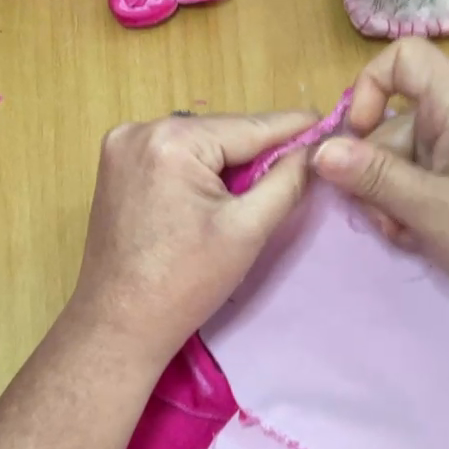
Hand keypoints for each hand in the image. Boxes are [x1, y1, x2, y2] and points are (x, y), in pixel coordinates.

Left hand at [67, 111, 316, 365]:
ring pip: (198, 142)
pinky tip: (217, 194)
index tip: (333, 126)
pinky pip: (172, 154)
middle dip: (260, 150)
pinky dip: (199, 168)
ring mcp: (121, 146)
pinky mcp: (115, 165)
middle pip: (221, 131)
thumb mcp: (247, 230)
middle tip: (303, 165)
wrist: (117, 323)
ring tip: (262, 185)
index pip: (250, 125)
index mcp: (171, 140)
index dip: (296, 129)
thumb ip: (287, 181)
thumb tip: (318, 148)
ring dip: (229, 161)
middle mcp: (140, 129)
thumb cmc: (184, 284)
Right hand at [311, 39, 448, 330]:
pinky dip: (409, 208)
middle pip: (391, 122)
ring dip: (387, 198)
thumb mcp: (427, 207)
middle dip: (372, 169)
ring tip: (405, 234)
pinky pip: (420, 181)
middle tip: (380, 214)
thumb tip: (319, 152)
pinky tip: (418, 239)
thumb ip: (371, 176)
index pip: (404, 59)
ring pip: (400, 159)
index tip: (357, 136)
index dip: (369, 88)